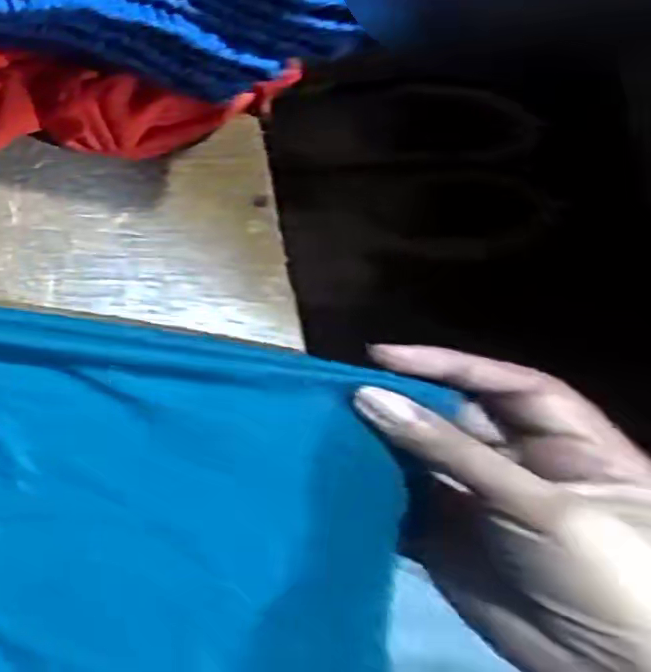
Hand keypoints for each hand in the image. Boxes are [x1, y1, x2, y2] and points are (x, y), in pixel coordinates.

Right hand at [354, 346, 650, 671]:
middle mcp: (525, 470)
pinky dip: (359, 478)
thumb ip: (451, 450)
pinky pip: (391, 493)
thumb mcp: (543, 509)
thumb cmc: (614, 582)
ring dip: (371, 436)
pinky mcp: (441, 530)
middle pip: (454, 416)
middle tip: (340, 388)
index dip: (455, 365)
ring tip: (323, 419)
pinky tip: (328, 464)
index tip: (385, 356)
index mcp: (579, 458)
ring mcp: (478, 501)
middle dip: (398, 399)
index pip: (517, 389)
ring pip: (414, 451)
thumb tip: (366, 396)